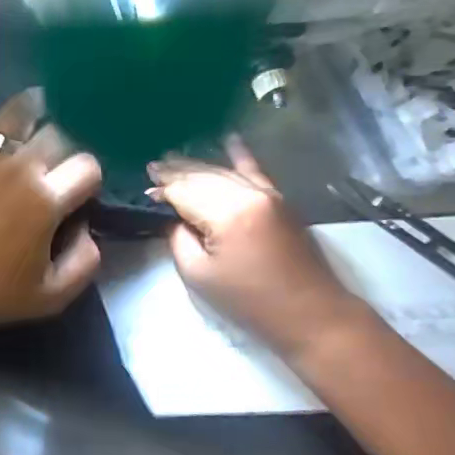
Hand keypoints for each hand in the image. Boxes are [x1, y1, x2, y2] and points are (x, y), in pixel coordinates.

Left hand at [0, 63, 103, 332]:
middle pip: (59, 134)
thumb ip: (86, 260)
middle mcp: (20, 168)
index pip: (88, 166)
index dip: (93, 177)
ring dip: (39, 104)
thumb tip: (90, 229)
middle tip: (70, 157)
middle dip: (72, 143)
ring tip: (49, 100)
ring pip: (19, 115)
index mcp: (46, 199)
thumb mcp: (53, 294)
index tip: (86, 192)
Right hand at [148, 138, 375, 361]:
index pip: (185, 191)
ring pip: (226, 172)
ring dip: (200, 166)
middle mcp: (248, 193)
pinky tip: (230, 140)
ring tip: (175, 159)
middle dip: (177, 172)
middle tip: (153, 168)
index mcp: (227, 212)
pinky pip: (256, 171)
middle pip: (204, 176)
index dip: (163, 190)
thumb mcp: (200, 277)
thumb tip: (176, 218)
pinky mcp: (281, 200)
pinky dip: (241, 156)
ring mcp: (268, 193)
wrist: (310, 313)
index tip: (145, 190)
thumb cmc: (251, 302)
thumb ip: (180, 240)